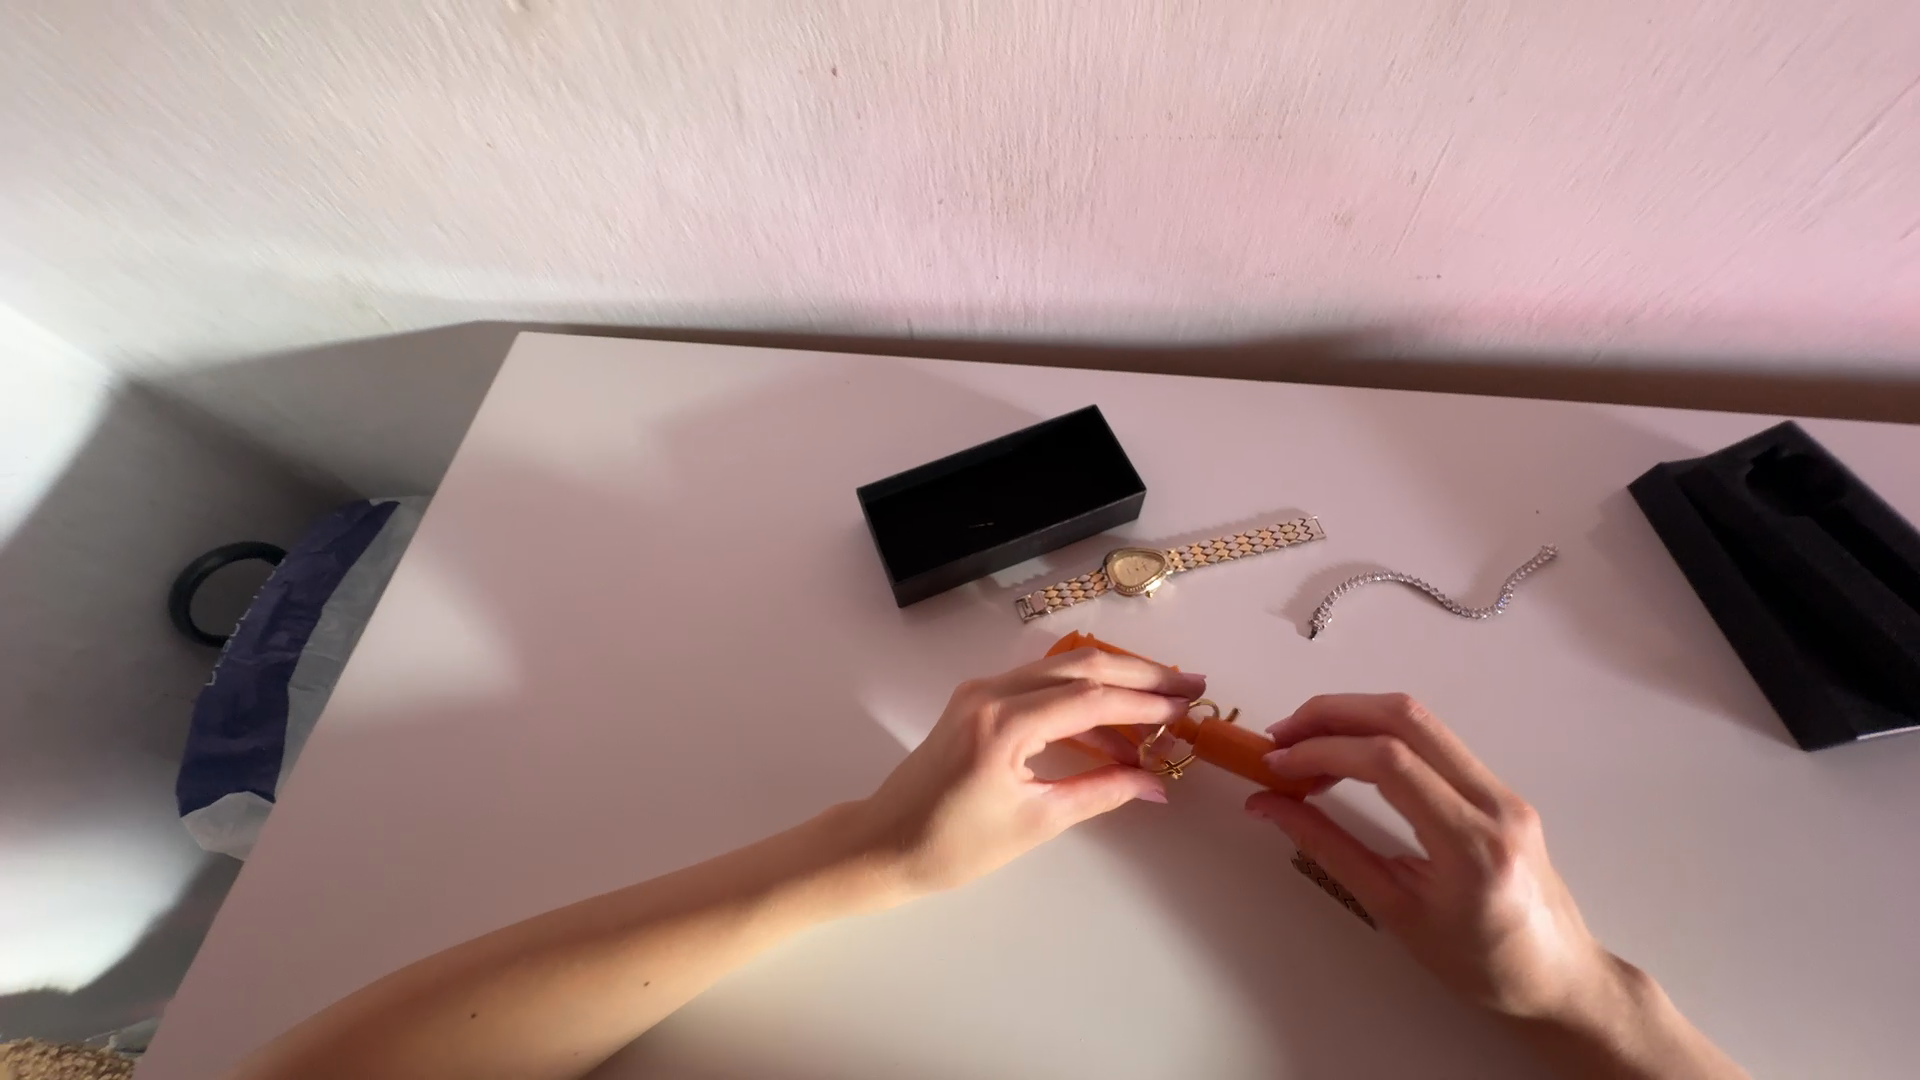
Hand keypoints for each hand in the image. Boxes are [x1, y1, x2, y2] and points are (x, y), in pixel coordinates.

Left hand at [856, 648, 1204, 896]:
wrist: (885, 840)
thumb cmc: (955, 844)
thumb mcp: (1036, 822)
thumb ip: (1101, 792)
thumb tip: (1157, 783)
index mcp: (1003, 723)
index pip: (1089, 699)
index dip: (1143, 703)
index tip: (1187, 708)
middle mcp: (992, 691)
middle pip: (1079, 667)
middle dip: (1139, 675)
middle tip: (1190, 686)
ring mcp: (982, 690)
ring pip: (1061, 669)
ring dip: (1113, 681)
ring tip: (1162, 703)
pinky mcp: (978, 699)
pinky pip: (1040, 685)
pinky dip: (1080, 696)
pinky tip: (1112, 724)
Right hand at [1245, 694, 1612, 1020]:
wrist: (1563, 979)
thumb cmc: (1478, 961)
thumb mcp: (1392, 909)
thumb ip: (1326, 847)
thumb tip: (1265, 804)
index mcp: (1472, 844)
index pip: (1390, 762)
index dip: (1322, 750)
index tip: (1275, 763)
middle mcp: (1493, 801)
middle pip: (1404, 718)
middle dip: (1330, 714)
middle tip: (1281, 736)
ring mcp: (1500, 787)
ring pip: (1415, 717)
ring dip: (1348, 717)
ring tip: (1303, 745)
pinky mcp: (1493, 783)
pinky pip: (1425, 736)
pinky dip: (1371, 732)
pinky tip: (1342, 756)